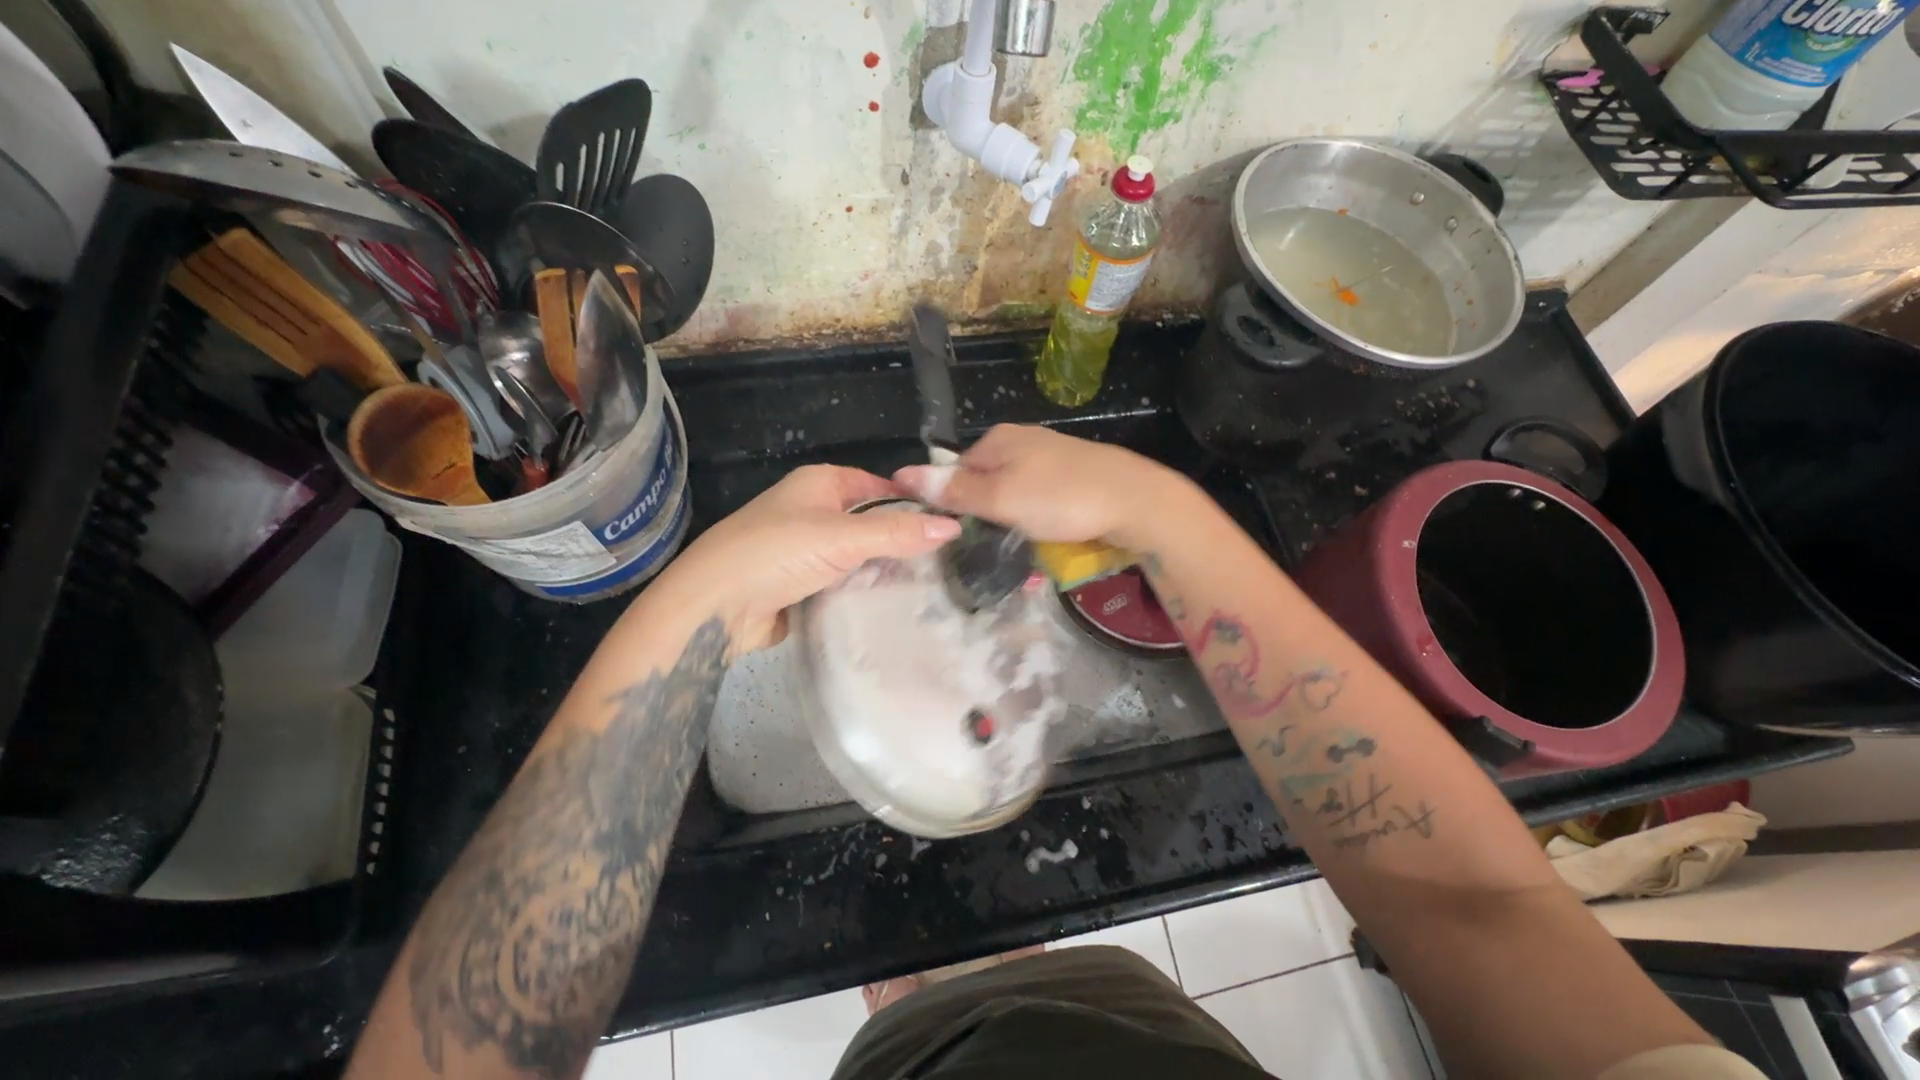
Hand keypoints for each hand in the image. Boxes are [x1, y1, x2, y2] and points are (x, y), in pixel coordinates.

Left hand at [652, 465, 960, 654]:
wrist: (714, 606)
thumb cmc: (774, 553)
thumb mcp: (841, 537)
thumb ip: (896, 533)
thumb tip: (953, 526)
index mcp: (820, 484)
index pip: (879, 486)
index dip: (912, 503)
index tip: (951, 526)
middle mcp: (814, 512)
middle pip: (871, 523)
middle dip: (903, 542)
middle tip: (951, 564)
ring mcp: (807, 551)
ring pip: (860, 558)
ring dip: (886, 572)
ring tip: (936, 588)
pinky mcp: (803, 587)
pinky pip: (844, 586)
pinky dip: (866, 594)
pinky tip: (898, 607)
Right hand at [894, 424, 1184, 547]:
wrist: (1138, 502)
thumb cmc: (1062, 498)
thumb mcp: (1000, 498)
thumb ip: (953, 490)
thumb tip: (901, 473)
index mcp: (998, 439)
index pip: (954, 471)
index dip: (952, 504)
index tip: (960, 535)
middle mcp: (1023, 440)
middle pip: (985, 483)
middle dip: (986, 515)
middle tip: (993, 546)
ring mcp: (1052, 457)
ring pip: (1014, 494)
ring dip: (1014, 522)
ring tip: (1022, 546)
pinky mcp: (1075, 476)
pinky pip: (1041, 501)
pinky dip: (1040, 520)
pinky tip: (1049, 536)